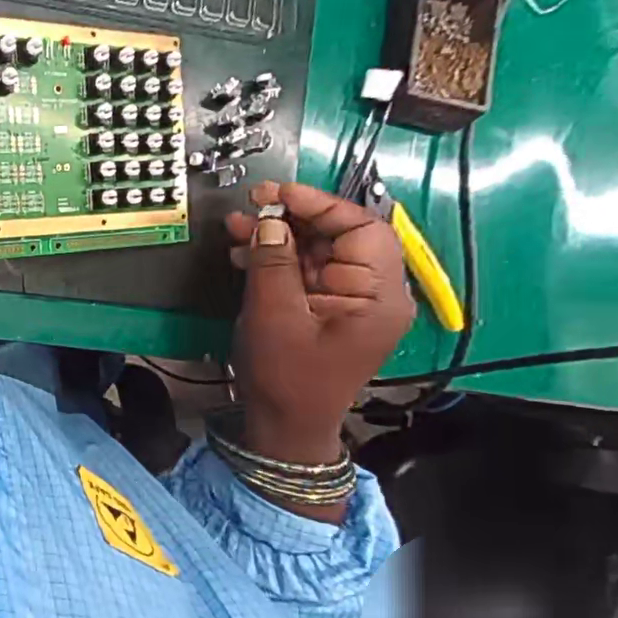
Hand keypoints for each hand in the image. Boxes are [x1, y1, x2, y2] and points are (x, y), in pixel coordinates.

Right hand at [225, 181, 414, 464]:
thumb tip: (270, 221)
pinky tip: (246, 252)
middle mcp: (374, 293)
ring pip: (318, 252)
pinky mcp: (326, 309)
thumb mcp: (274, 314)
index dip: (320, 205)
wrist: (284, 424)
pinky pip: (305, 272)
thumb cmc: (285, 374)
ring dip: (279, 237)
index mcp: (379, 295)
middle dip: (294, 219)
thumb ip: (274, 262)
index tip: (277, 193)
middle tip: (252, 206)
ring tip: (238, 229)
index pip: (362, 228)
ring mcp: (350, 301)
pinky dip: (276, 258)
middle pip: (340, 237)